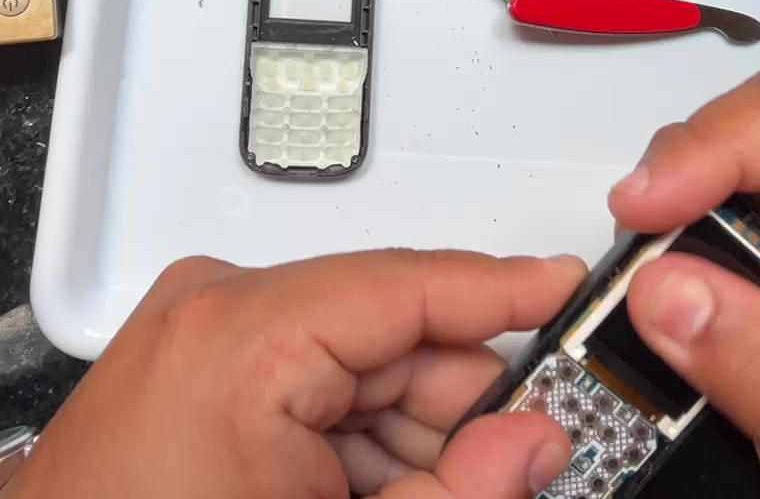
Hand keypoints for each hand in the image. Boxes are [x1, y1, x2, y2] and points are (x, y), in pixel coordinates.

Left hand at [10, 250, 586, 498]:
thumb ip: (456, 491)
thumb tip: (531, 440)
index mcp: (243, 335)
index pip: (407, 283)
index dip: (501, 286)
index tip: (563, 286)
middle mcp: (218, 305)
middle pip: (388, 328)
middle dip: (457, 398)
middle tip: (511, 457)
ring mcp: (201, 325)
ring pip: (355, 358)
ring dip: (404, 429)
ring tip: (406, 489)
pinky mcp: (196, 352)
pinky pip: (310, 374)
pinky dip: (353, 432)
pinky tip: (360, 487)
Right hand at [606, 66, 759, 498]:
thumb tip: (664, 292)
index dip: (719, 142)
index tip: (648, 204)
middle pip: (747, 126)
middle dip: (674, 173)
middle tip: (634, 250)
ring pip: (707, 162)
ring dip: (658, 214)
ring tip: (647, 293)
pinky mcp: (755, 251)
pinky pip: (688, 215)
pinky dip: (652, 244)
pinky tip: (654, 295)